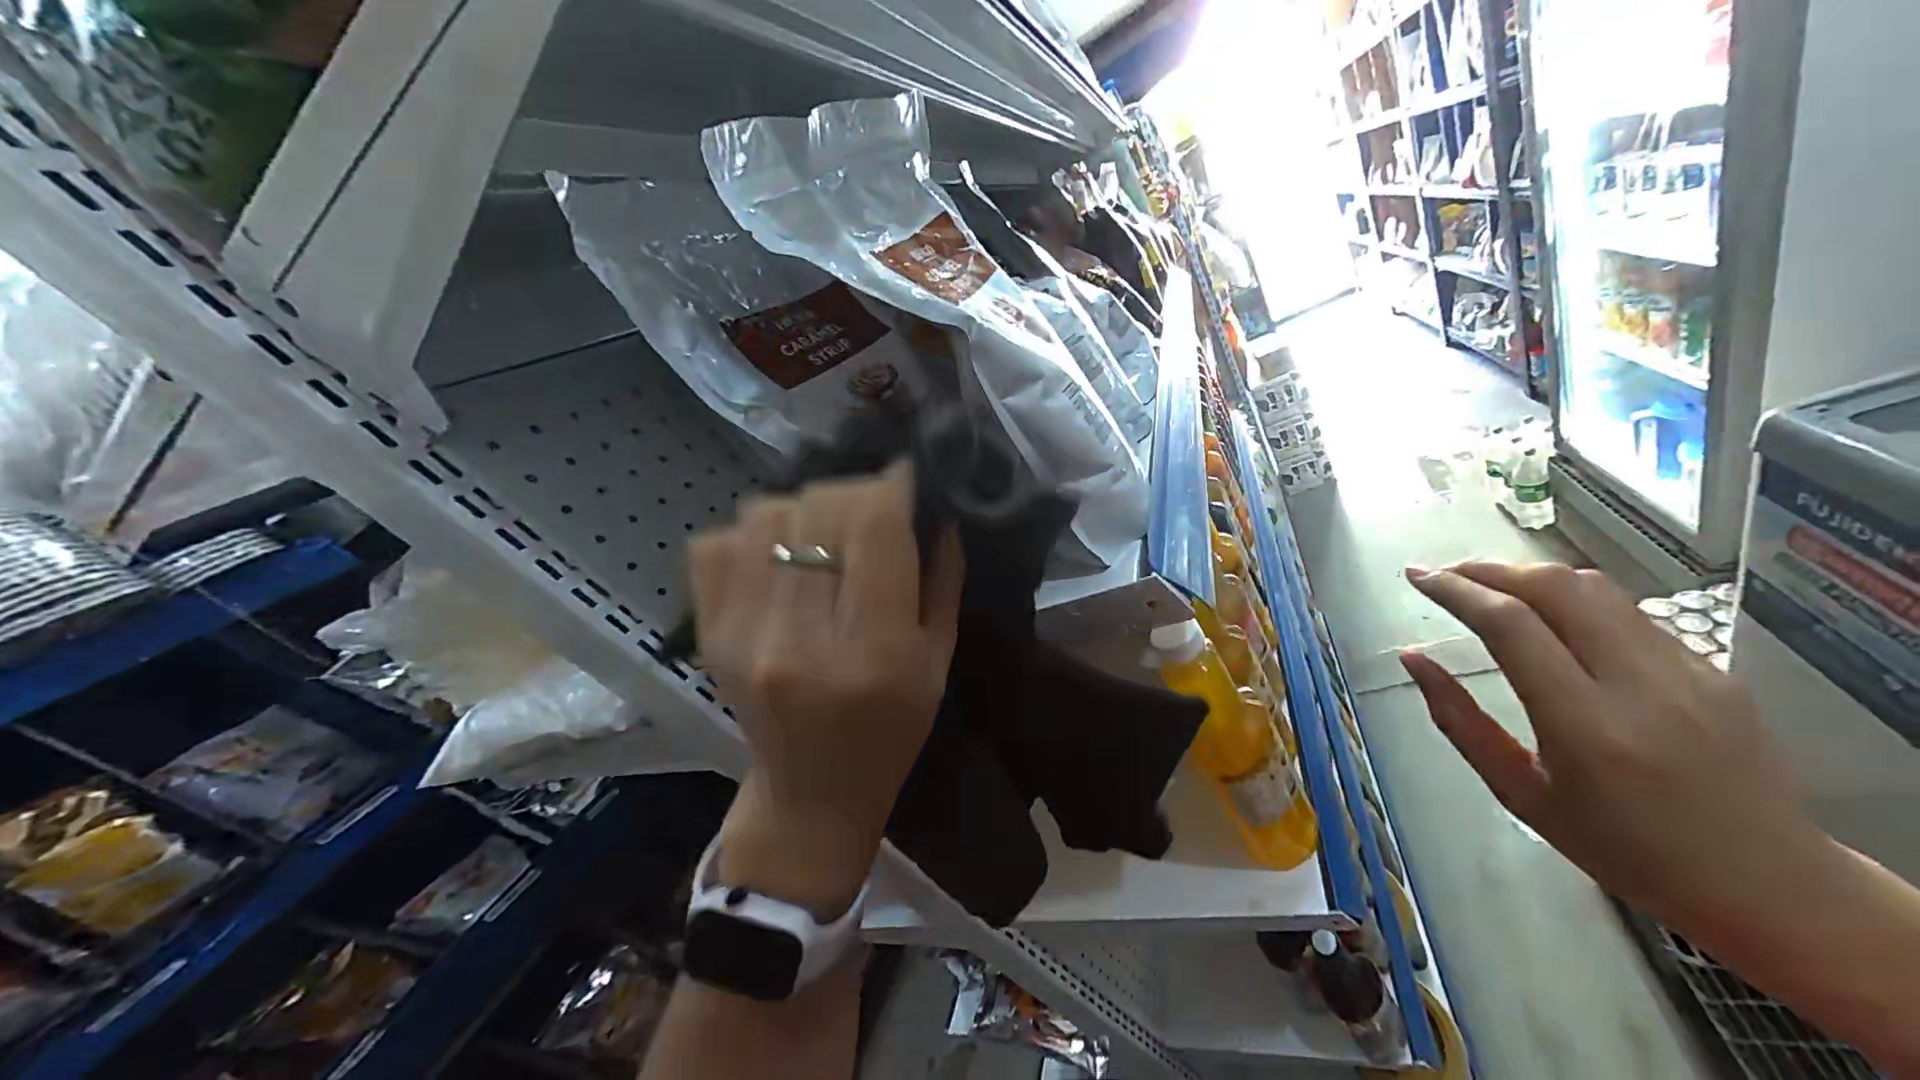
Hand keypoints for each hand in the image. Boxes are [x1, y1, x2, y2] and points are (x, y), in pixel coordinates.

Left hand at [688, 463, 962, 917]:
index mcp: (871, 650)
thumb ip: (941, 580)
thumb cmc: (891, 734)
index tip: (907, 478)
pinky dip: (753, 534)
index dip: (895, 484)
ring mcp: (742, 633)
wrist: (810, 793)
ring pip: (767, 512)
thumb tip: (935, 507)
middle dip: (856, 493)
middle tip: (872, 511)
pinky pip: (717, 540)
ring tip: (823, 537)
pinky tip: (778, 558)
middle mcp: (798, 636)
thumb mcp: (938, 663)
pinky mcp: (709, 633)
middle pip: (820, 507)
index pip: (875, 524)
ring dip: (805, 510)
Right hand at [1399, 561, 1824, 930]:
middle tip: (1445, 574)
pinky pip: (1628, 616)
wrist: (1766, 884)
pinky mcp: (1713, 670)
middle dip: (1490, 569)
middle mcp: (1642, 686)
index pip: (1512, 625)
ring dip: (1530, 577)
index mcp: (1586, 726)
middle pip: (1557, 588)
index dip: (1456, 590)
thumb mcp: (1519, 793)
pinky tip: (1550, 621)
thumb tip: (1413, 658)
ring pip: (1597, 590)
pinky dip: (1573, 603)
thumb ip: (1460, 721)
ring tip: (1488, 587)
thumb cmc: (1621, 850)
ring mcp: (1688, 673)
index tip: (1417, 576)